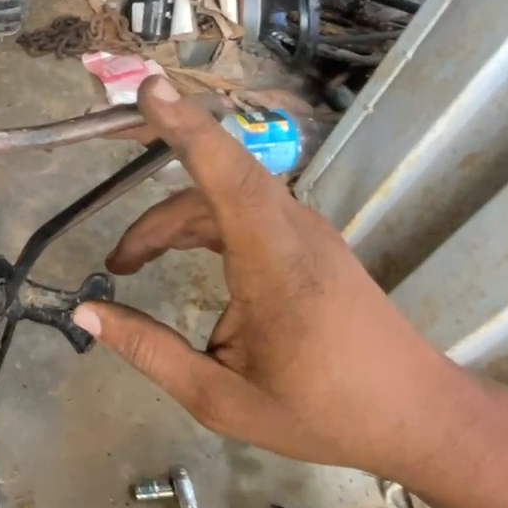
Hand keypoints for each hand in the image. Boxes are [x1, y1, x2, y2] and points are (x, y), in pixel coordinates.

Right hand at [74, 76, 490, 481]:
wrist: (422, 417)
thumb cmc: (324, 412)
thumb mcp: (221, 399)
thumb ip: (149, 351)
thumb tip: (84, 312)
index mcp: (277, 265)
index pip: (228, 177)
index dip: (185, 129)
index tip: (150, 89)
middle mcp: (295, 232)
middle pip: (211, 185)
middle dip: (154, 204)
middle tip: (113, 246)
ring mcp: (306, 232)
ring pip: (222, 197)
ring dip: (170, 223)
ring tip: (129, 266)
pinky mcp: (308, 241)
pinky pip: (241, 209)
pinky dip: (197, 224)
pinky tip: (175, 256)